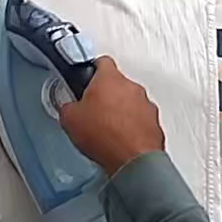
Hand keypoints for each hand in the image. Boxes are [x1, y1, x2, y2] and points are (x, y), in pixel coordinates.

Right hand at [58, 56, 164, 175]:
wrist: (132, 160)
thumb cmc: (105, 136)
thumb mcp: (69, 119)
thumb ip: (68, 107)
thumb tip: (68, 109)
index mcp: (109, 78)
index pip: (102, 62)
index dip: (92, 69)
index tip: (88, 75)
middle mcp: (131, 87)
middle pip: (116, 82)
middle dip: (105, 93)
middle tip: (93, 108)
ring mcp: (145, 104)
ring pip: (130, 100)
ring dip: (120, 109)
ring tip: (107, 127)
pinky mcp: (154, 122)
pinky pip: (141, 118)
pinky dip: (132, 124)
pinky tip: (120, 138)